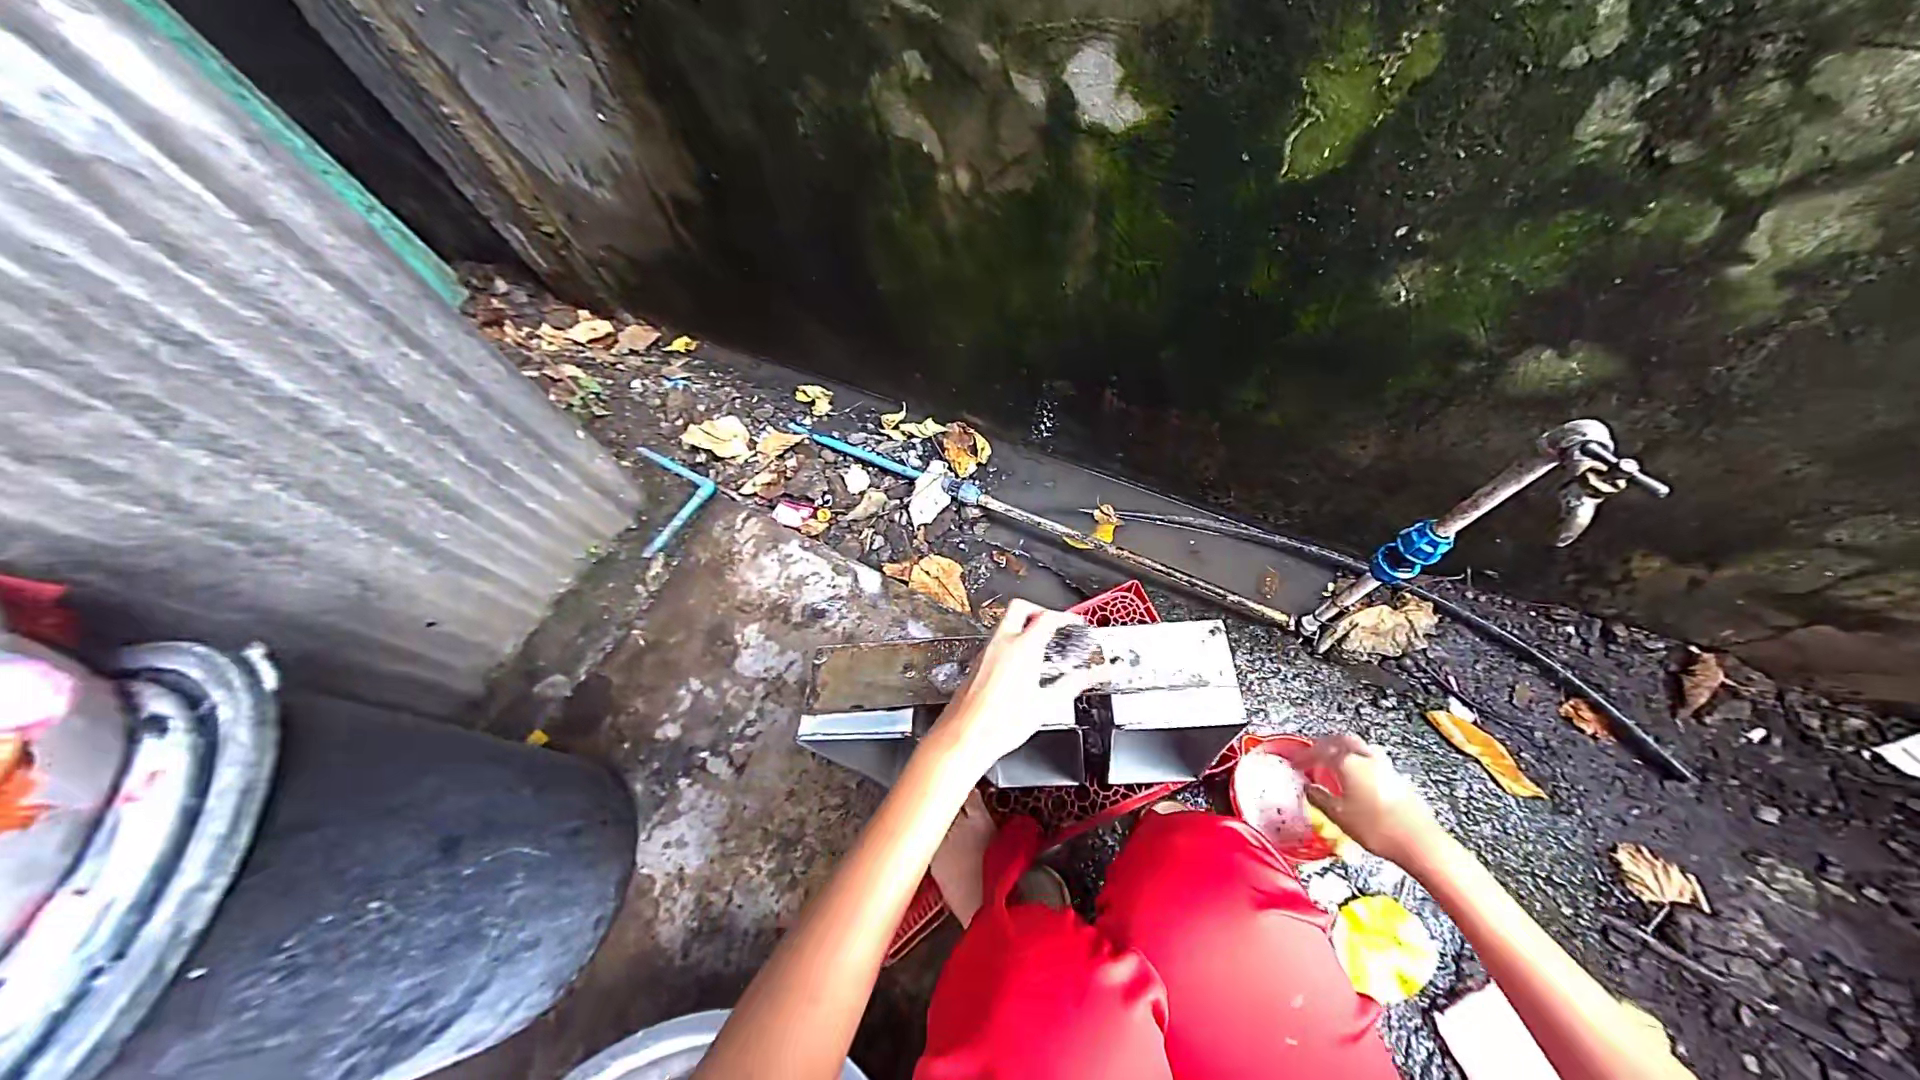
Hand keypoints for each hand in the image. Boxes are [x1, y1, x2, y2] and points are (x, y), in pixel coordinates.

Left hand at [924, 600, 1092, 776]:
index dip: (1064, 617)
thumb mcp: (1046, 705)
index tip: (1073, 623)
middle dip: (1039, 610)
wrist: (964, 737)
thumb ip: (1070, 685)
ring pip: (1005, 624)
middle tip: (1054, 623)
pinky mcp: (976, 664)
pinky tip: (1021, 665)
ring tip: (1041, 646)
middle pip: (1020, 607)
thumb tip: (1086, 676)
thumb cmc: (998, 724)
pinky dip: (1011, 644)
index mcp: (1022, 648)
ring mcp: (985, 652)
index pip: (1047, 618)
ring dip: (1023, 627)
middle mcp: (1001, 644)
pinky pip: (995, 643)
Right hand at [1301, 733, 1445, 865]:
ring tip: (1336, 762)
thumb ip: (1320, 798)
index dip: (1305, 756)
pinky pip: (1374, 762)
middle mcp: (1368, 759)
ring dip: (1346, 750)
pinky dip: (1360, 763)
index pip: (1320, 751)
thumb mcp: (1339, 816)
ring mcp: (1387, 768)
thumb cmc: (1377, 828)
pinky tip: (1358, 778)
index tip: (1296, 762)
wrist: (1420, 844)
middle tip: (1315, 752)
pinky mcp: (1400, 780)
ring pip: (1361, 748)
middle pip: (1343, 740)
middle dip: (1326, 744)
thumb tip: (1309, 789)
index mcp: (1349, 763)